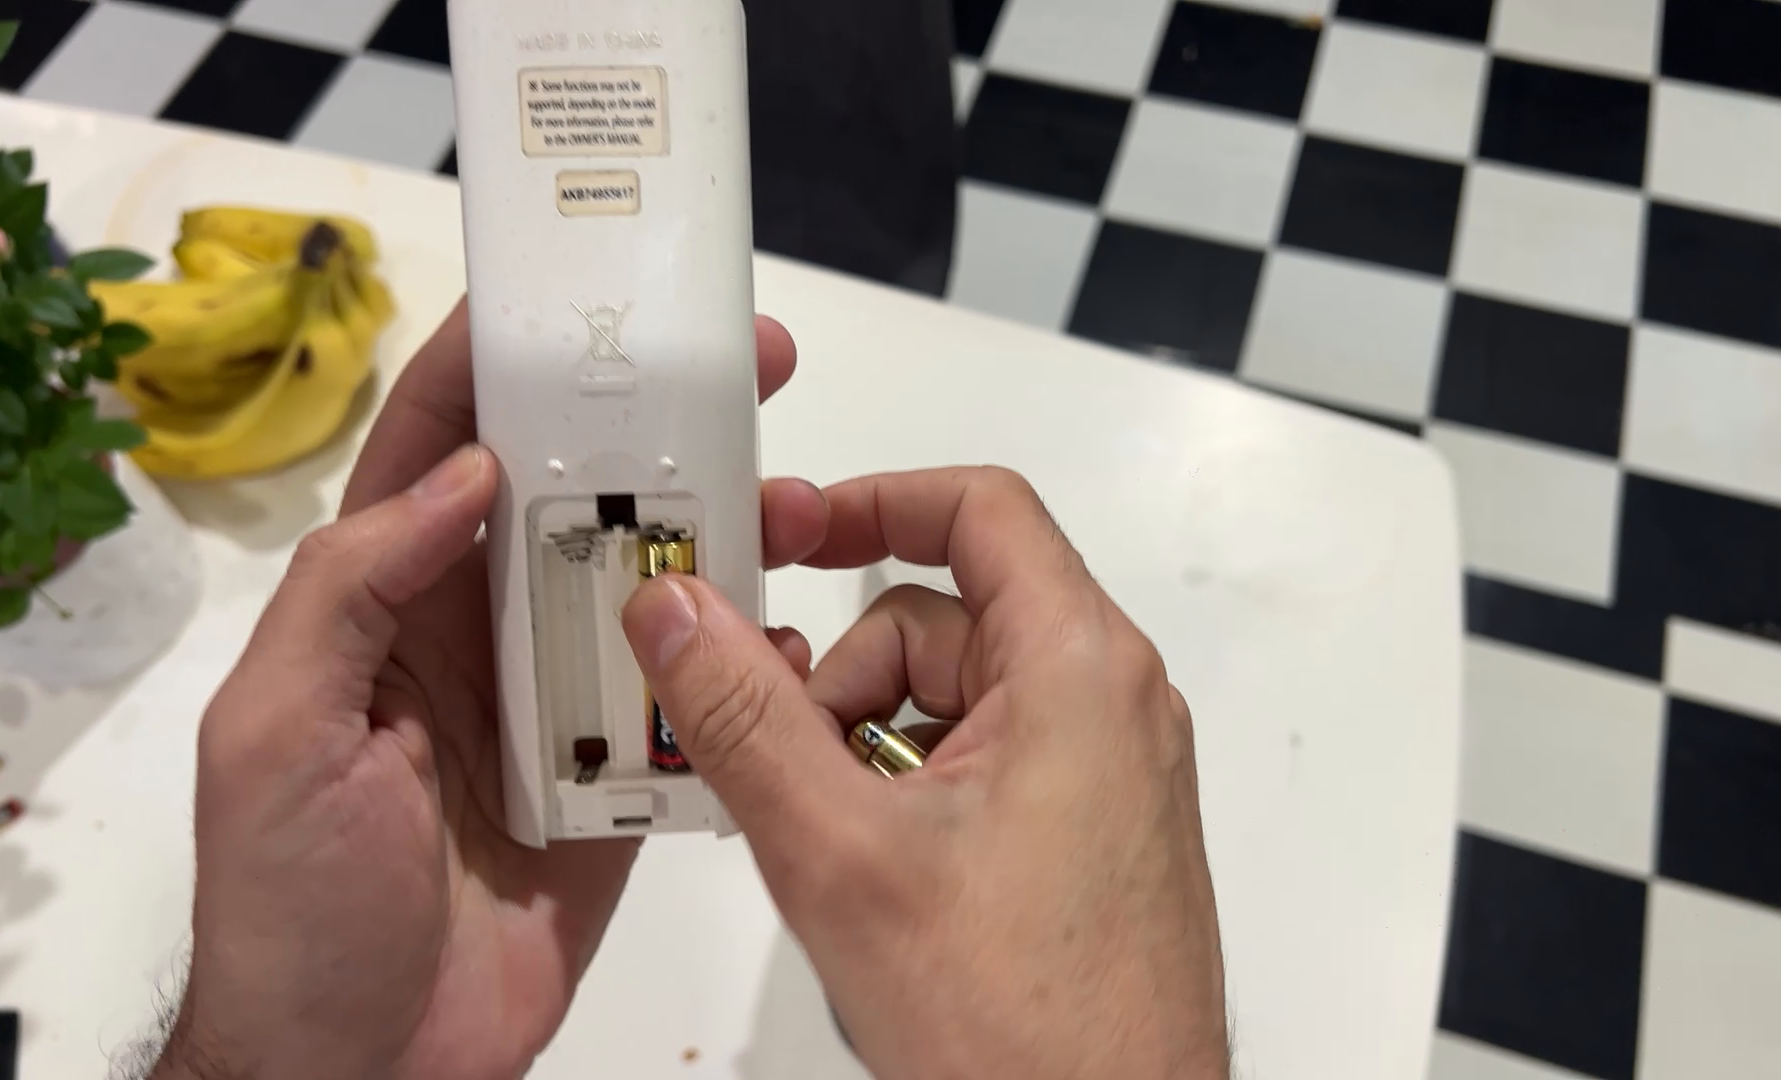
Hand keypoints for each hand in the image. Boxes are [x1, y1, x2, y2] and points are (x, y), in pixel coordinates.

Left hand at [150, 302, 829, 1079]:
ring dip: (730, 532)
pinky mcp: (636, 752)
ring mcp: (580, 684)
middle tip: (748, 374)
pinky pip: (702, 682)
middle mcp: (505, 620)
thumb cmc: (302, 901)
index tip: (581, 304)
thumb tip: (465, 477)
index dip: (510, 364)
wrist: (382, 1058)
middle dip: (666, 424)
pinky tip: (787, 638)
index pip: (456, 446)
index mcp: (412, 595)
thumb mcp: (281, 731)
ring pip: (665, 579)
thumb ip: (355, 590)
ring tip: (798, 503)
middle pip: (595, 495)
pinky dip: (746, 653)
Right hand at [621, 467, 1228, 1078]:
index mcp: (1078, 665)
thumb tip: (674, 611)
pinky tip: (888, 861)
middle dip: (851, 675)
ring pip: (947, 686)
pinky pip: (975, 741)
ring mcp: (1099, 753)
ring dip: (871, 739)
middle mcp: (1106, 693)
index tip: (795, 531)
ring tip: (848, 840)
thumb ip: (742, 717)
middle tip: (797, 764)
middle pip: (942, 615)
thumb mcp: (841, 853)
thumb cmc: (1017, 1031)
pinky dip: (910, 773)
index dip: (878, 500)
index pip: (980, 508)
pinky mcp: (1082, 806)